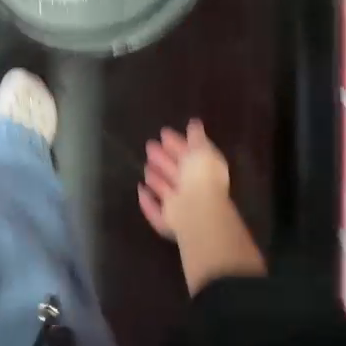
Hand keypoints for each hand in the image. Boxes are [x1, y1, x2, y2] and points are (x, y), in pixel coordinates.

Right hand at [137, 120, 230, 241]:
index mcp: (205, 173)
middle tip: (149, 145)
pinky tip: (140, 189)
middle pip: (178, 172)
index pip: (191, 156)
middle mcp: (194, 190)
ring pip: (167, 190)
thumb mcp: (202, 151)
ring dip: (157, 179)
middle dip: (164, 158)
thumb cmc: (201, 179)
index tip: (164, 133)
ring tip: (145, 165)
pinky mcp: (168, 222)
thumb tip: (195, 123)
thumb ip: (197, 138)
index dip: (178, 144)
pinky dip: (148, 201)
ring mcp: (181, 207)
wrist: (197, 215)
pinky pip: (156, 211)